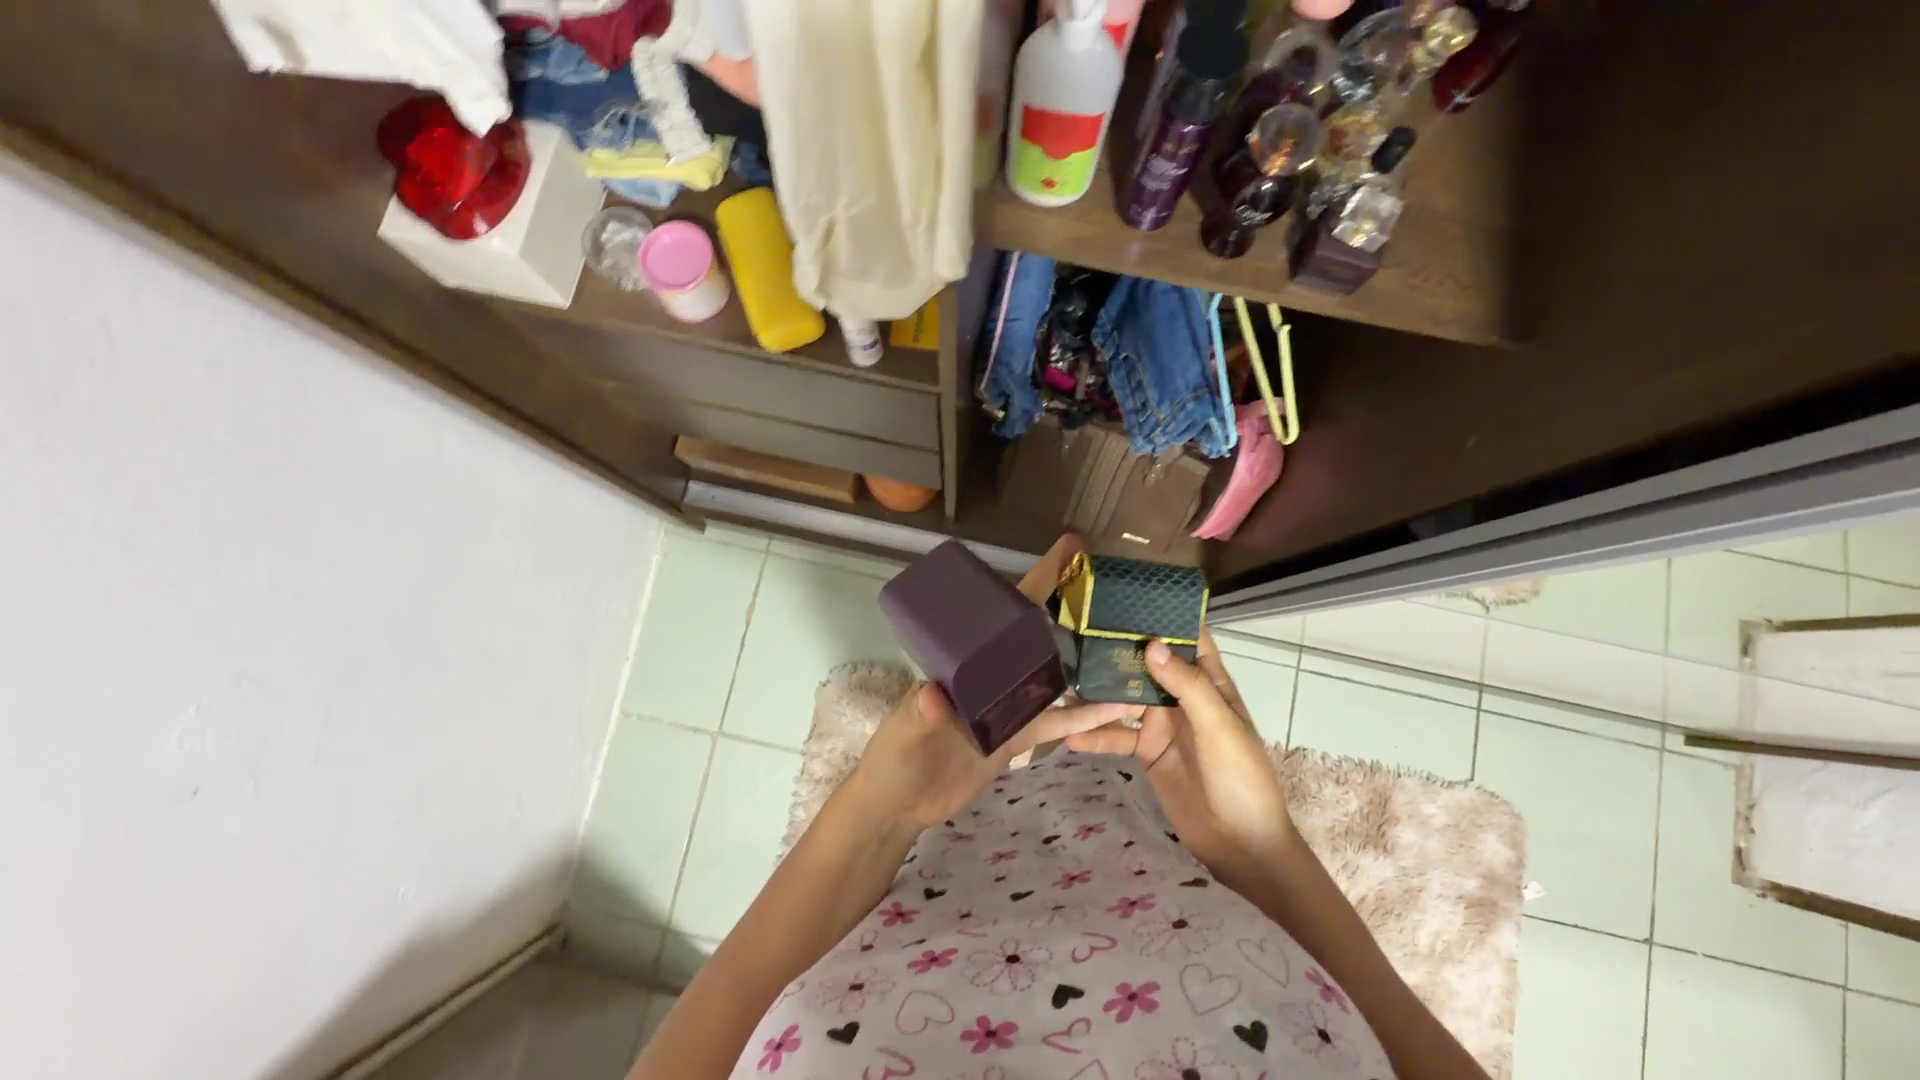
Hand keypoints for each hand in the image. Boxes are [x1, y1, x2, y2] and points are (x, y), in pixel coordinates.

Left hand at [840, 535, 1134, 831]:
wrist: (899, 806)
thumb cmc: (894, 758)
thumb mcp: (904, 731)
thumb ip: (919, 714)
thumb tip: (933, 694)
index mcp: (966, 660)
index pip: (1005, 612)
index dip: (1038, 580)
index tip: (1070, 549)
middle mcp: (993, 675)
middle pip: (1039, 638)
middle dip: (1073, 613)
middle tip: (1116, 596)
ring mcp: (1009, 707)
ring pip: (1056, 679)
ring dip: (1089, 665)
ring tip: (1129, 651)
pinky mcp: (1019, 738)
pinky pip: (1059, 723)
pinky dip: (1088, 717)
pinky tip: (1118, 708)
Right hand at [1062, 631, 1296, 880]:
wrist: (1240, 845)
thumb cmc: (1241, 779)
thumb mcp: (1219, 729)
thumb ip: (1187, 687)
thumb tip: (1151, 645)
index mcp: (1210, 685)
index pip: (1189, 639)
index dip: (1165, 617)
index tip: (1130, 596)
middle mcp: (1183, 698)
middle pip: (1148, 666)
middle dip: (1119, 650)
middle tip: (1078, 631)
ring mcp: (1163, 726)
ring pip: (1126, 699)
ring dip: (1100, 693)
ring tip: (1064, 680)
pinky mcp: (1147, 753)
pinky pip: (1117, 737)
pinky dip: (1095, 736)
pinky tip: (1070, 735)